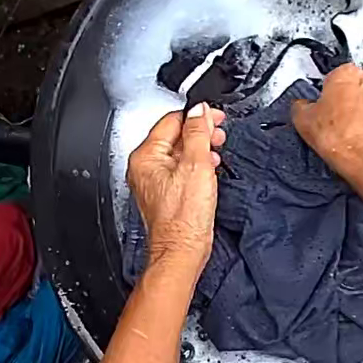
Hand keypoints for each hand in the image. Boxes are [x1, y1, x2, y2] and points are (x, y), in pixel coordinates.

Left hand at [128, 103, 225, 274]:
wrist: (181, 251)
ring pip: (177, 153)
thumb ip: (198, 133)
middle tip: (218, 134)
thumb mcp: (196, 165)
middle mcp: (144, 168)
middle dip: (199, 132)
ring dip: (199, 148)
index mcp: (145, 157)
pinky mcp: (163, 194)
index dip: (196, 116)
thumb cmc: (183, 219)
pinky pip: (179, 170)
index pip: (171, 121)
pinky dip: (195, 165)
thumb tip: (199, 111)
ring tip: (215, 152)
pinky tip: (208, 170)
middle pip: (173, 136)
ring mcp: (152, 182)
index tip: (215, 117)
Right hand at [291, 62, 362, 186]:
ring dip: (360, 114)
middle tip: (331, 121)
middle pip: (353, 88)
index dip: (324, 94)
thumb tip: (300, 106)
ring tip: (346, 133)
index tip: (319, 107)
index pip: (332, 77)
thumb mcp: (302, 119)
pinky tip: (361, 139)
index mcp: (345, 73)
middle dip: (344, 101)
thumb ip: (300, 106)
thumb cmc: (338, 134)